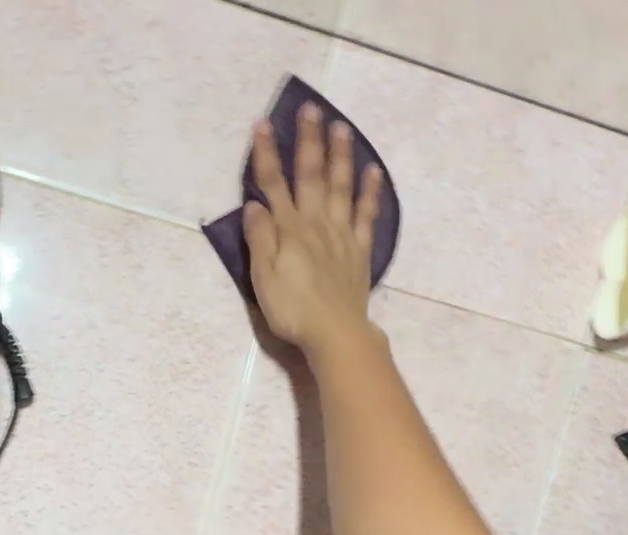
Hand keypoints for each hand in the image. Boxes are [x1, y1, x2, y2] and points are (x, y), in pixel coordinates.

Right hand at [244, 104, 386, 354]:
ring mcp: (341, 235)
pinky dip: (370, 190)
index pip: (273, 185)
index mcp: (289, 230)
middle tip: (310, 108)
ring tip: (340, 127)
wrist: (335, 333)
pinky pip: (366, 214)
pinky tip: (372, 170)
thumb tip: (254, 205)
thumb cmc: (292, 310)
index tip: (262, 124)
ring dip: (339, 155)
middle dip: (308, 141)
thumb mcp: (263, 278)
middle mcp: (316, 223)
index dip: (266, 154)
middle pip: (311, 175)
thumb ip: (260, 240)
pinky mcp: (358, 250)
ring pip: (340, 186)